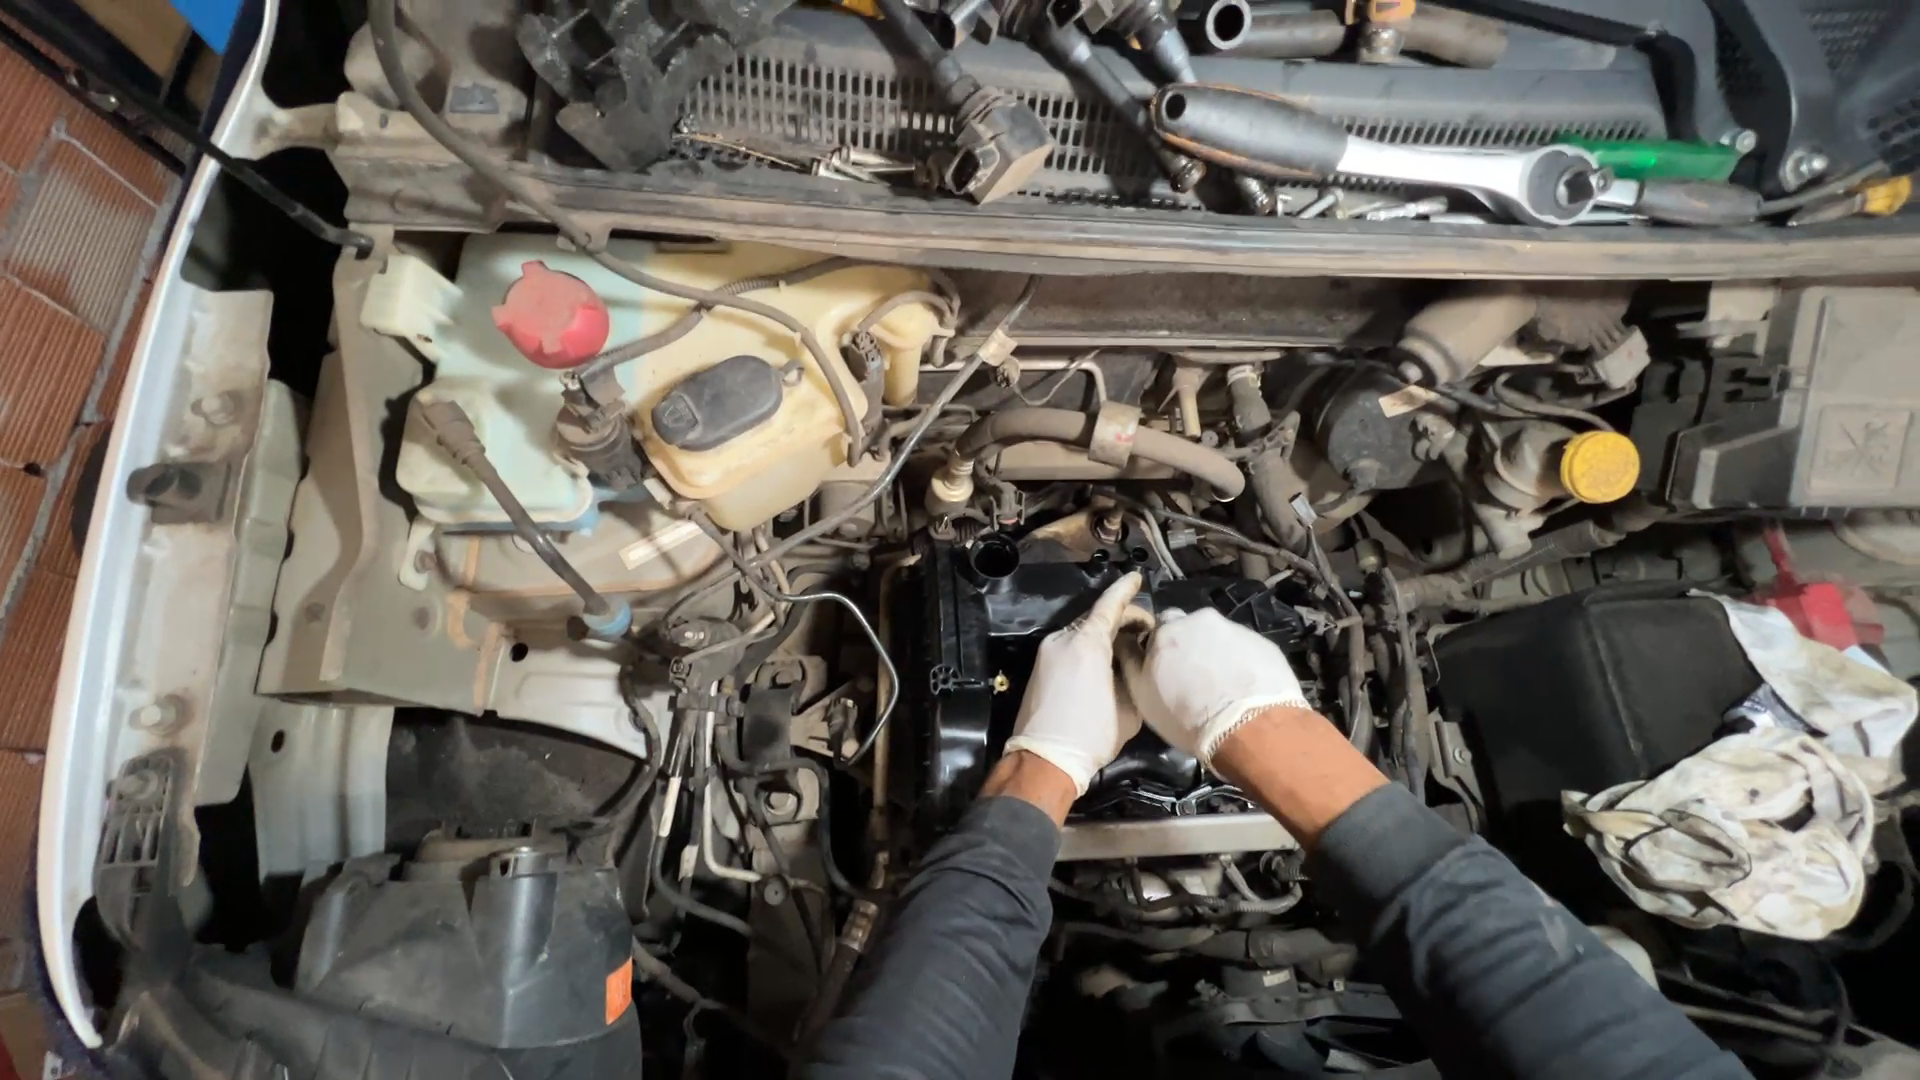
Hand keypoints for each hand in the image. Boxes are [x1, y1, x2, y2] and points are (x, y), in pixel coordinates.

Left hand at [1004, 572, 1151, 795]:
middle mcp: (1063, 639)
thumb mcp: (1129, 704)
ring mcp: (1048, 651)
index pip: (1109, 605)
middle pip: (1097, 618)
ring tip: (1130, 646)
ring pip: (1083, 632)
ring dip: (1106, 633)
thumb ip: (1133, 671)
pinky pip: (1070, 645)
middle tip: (1146, 632)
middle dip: (1123, 619)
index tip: (1136, 577)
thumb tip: (1133, 658)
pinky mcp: (1040, 665)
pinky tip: (1107, 659)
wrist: (1045, 758)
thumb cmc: (1091, 734)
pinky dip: (1090, 645)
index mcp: (1087, 643)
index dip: (1125, 590)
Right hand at [1121, 607, 1310, 768]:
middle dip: (1190, 646)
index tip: (1164, 665)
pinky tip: (1243, 689)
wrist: (1250, 728)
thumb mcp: (1142, 693)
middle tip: (1193, 678)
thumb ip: (1131, 661)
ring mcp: (1236, 630)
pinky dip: (1242, 664)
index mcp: (1168, 629)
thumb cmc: (1186, 714)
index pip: (1159, 624)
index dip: (1161, 645)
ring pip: (1220, 639)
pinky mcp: (1265, 645)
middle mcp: (1201, 620)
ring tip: (1222, 688)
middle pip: (1191, 629)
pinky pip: (1246, 650)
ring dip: (1217, 655)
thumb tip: (1125, 641)